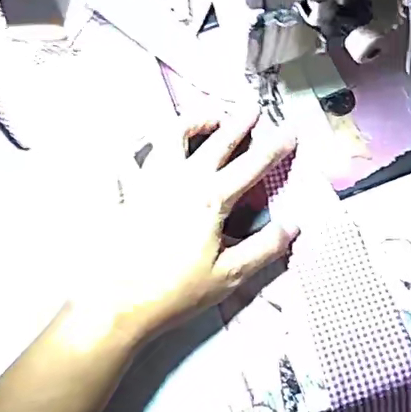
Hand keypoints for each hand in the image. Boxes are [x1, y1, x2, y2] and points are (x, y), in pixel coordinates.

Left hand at [76, 109, 297, 346]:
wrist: (117, 302)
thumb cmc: (175, 291)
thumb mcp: (229, 275)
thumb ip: (265, 248)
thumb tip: (293, 226)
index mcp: (211, 198)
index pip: (251, 165)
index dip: (274, 148)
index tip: (290, 132)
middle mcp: (180, 180)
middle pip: (214, 140)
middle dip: (237, 122)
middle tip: (251, 109)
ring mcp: (148, 181)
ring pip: (168, 135)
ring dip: (190, 121)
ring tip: (204, 117)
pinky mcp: (124, 192)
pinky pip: (127, 158)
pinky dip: (135, 145)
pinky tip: (139, 141)